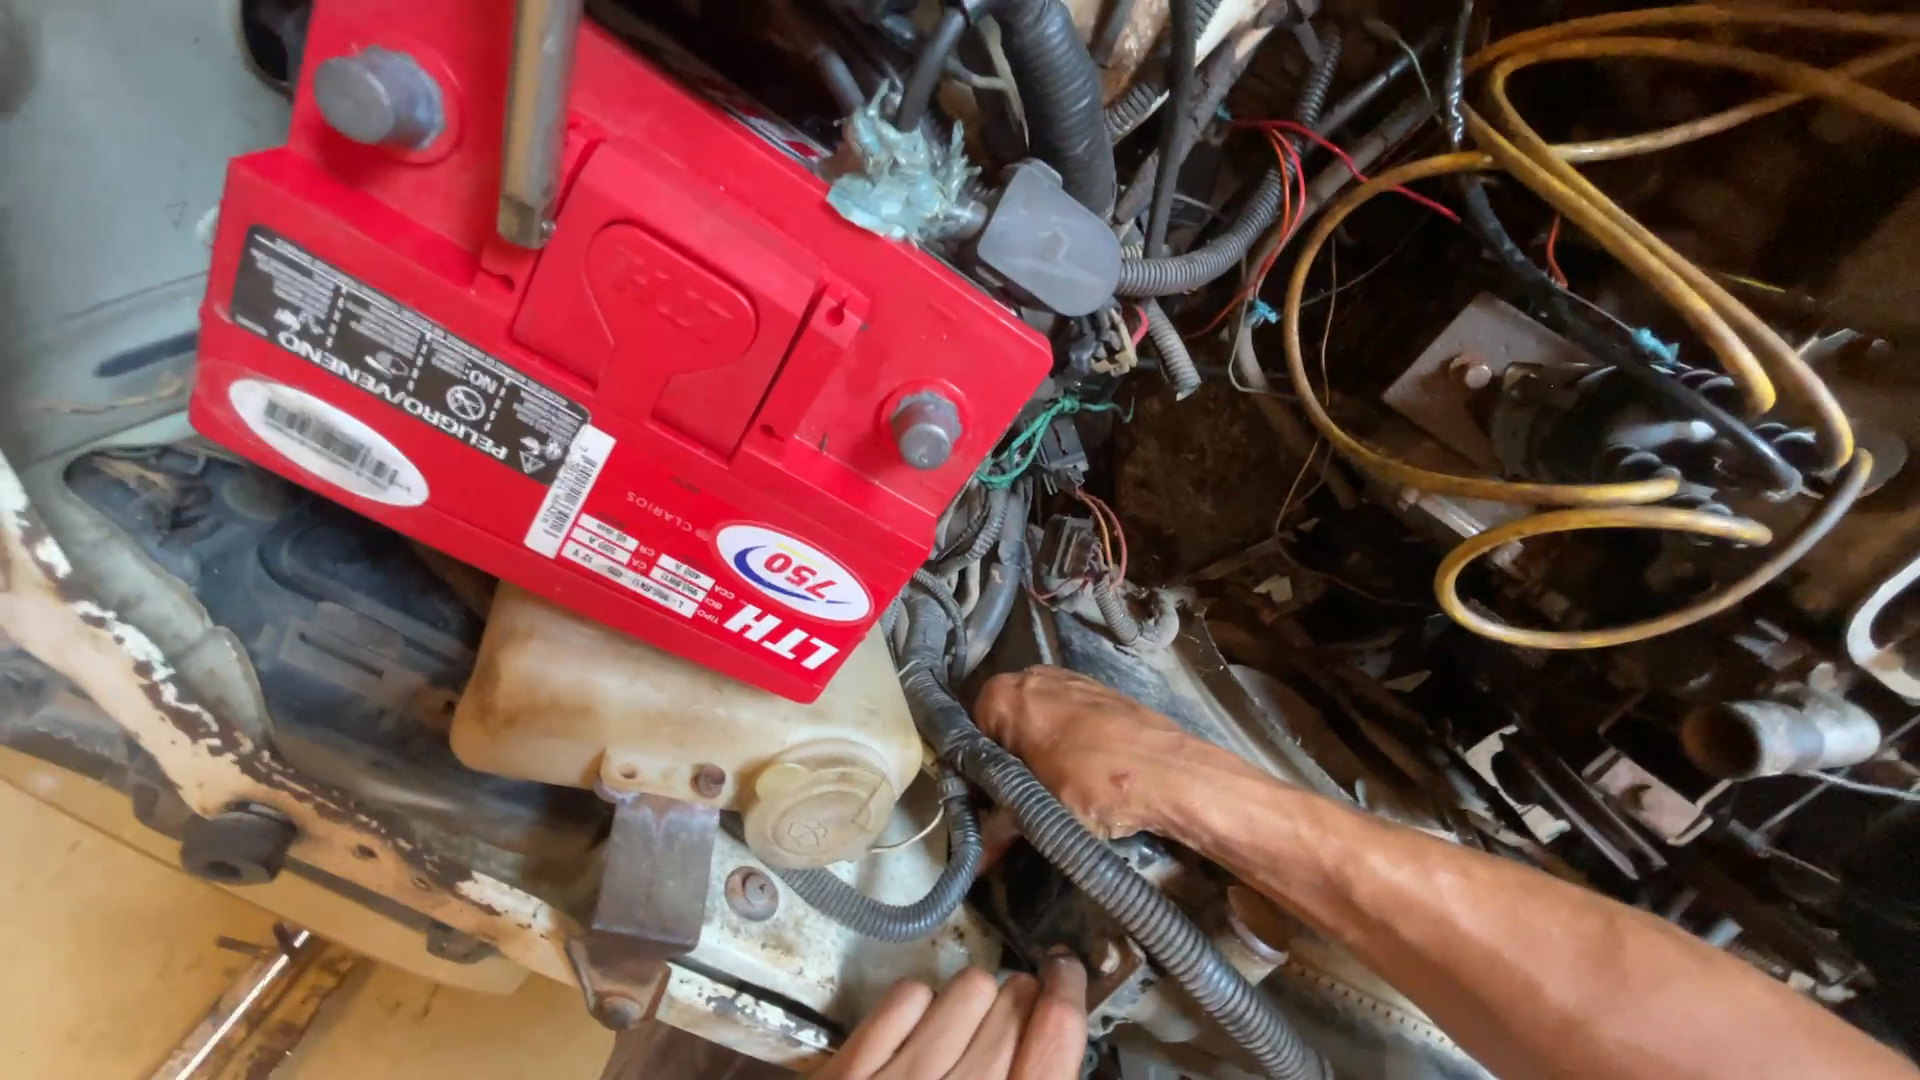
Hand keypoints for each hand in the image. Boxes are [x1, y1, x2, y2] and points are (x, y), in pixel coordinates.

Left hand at [817, 957, 1087, 1079]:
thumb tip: (1054, 1056)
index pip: (1055, 1035)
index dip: (1068, 992)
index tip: (1065, 973)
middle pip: (1013, 1001)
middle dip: (1020, 1004)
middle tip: (1010, 1027)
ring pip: (966, 989)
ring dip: (972, 1005)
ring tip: (962, 1037)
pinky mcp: (847, 1075)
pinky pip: (907, 995)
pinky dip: (919, 1010)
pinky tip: (916, 1044)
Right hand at [973, 667, 1260, 839]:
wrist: (1171, 772)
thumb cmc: (1093, 784)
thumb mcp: (1039, 810)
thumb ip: (999, 829)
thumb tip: (975, 865)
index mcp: (1003, 695)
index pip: (968, 735)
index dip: (973, 775)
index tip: (984, 806)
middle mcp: (1030, 676)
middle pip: (1001, 724)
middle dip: (1005, 762)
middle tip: (1016, 802)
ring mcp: (1067, 678)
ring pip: (1034, 720)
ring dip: (1034, 753)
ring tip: (1049, 792)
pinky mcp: (1098, 689)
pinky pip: (1065, 716)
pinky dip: (1062, 742)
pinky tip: (1077, 772)